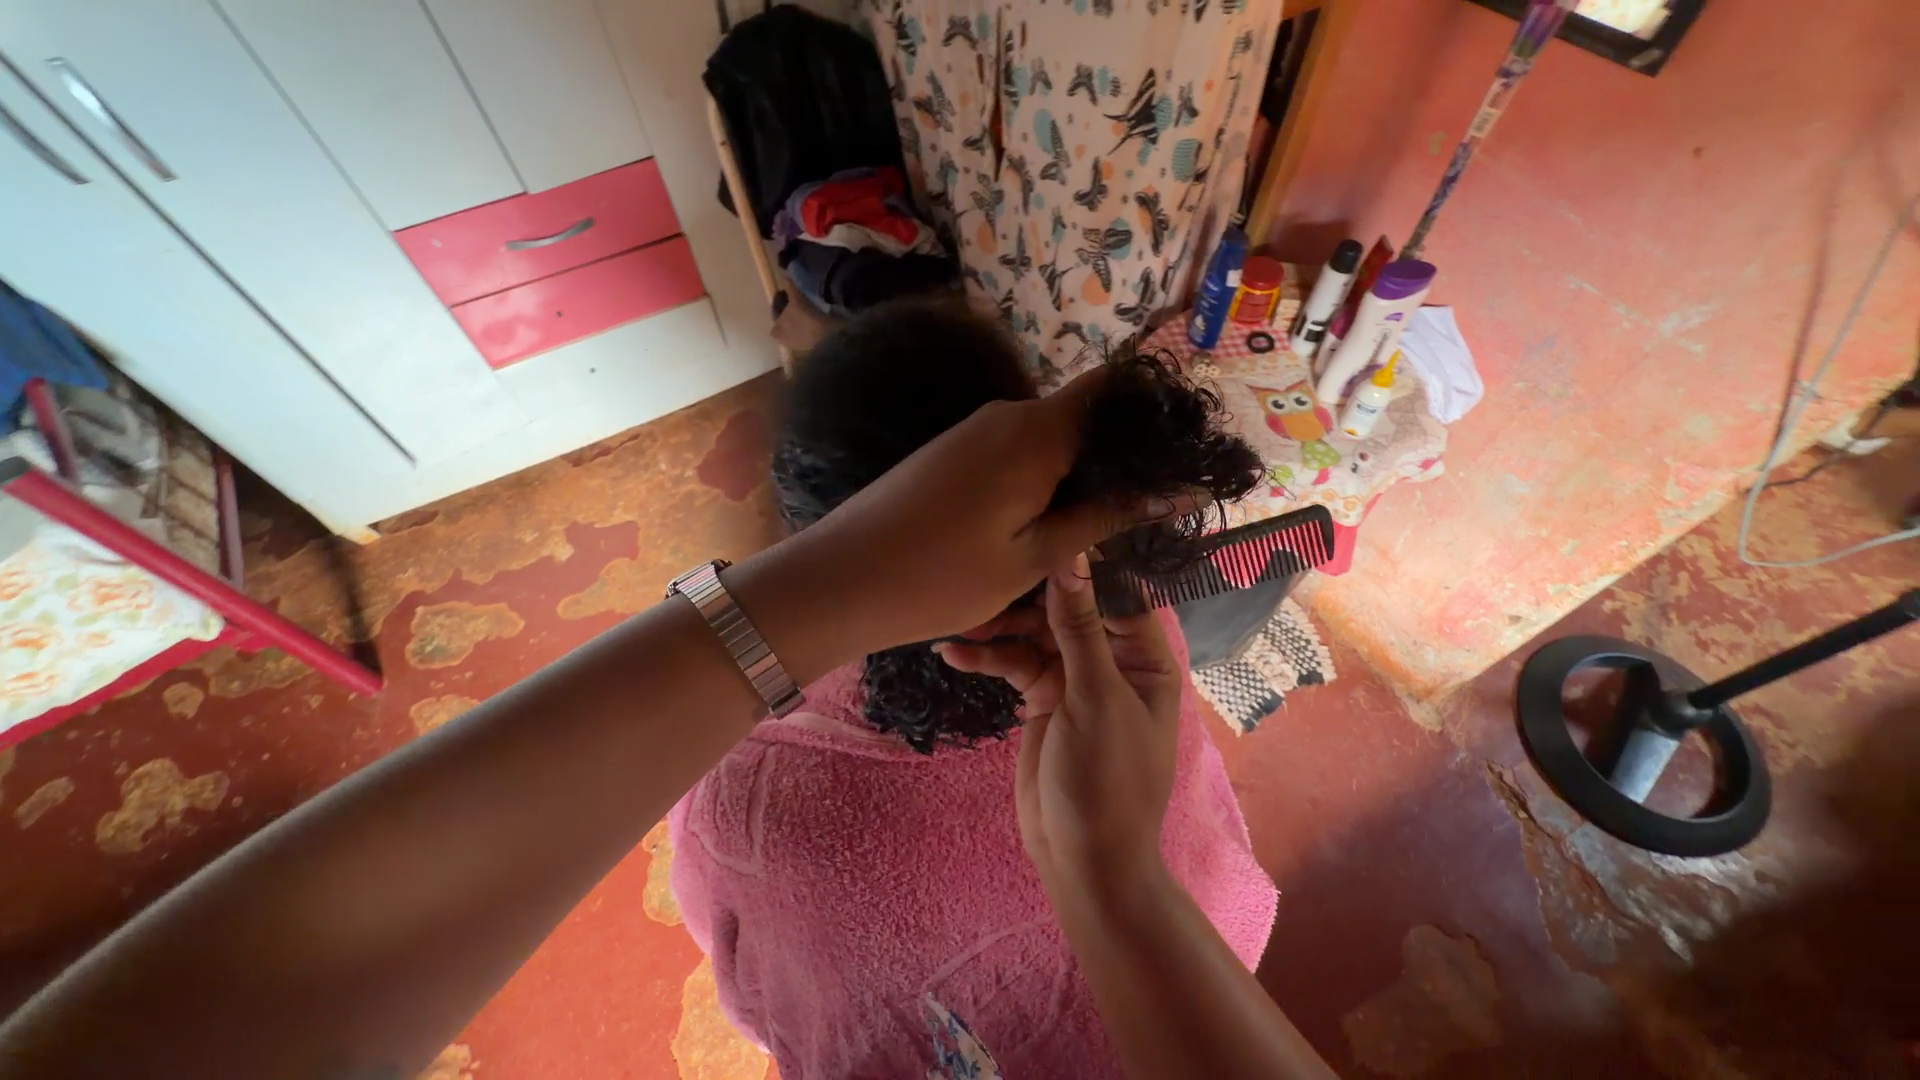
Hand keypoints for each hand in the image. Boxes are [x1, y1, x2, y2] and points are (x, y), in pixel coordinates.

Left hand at [732, 368, 1163, 681]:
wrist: (837, 580)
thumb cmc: (939, 577)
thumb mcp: (1034, 557)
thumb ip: (1105, 516)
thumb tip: (1178, 489)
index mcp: (1034, 432)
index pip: (1114, 387)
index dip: (1154, 412)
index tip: (1183, 454)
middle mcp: (1007, 415)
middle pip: (1086, 413)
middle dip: (1122, 455)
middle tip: (1152, 510)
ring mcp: (976, 430)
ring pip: (1052, 437)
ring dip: (1081, 474)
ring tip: (1104, 526)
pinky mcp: (955, 451)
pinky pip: (1018, 451)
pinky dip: (1044, 479)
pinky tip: (1049, 523)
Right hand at [937, 553, 1181, 893]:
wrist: (1081, 856)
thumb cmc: (1108, 778)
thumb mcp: (1094, 697)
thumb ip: (1080, 626)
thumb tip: (1074, 557)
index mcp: (1144, 657)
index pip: (1116, 591)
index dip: (1082, 563)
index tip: (1040, 530)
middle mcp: (1111, 659)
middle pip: (1066, 609)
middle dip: (1026, 600)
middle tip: (986, 583)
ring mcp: (1074, 679)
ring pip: (1034, 635)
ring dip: (998, 631)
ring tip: (958, 626)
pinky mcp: (1042, 697)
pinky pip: (1014, 665)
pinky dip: (988, 658)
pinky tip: (954, 653)